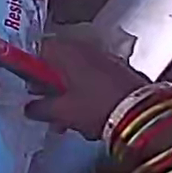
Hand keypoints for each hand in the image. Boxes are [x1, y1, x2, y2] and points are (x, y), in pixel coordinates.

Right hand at [23, 37, 152, 138]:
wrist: (143, 113)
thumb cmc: (96, 106)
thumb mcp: (63, 111)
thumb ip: (40, 108)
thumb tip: (28, 108)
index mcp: (66, 51)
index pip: (39, 49)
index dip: (30, 68)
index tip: (29, 88)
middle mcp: (84, 48)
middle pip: (57, 63)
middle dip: (50, 88)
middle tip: (46, 109)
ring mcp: (103, 58)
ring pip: (76, 75)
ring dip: (68, 96)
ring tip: (68, 123)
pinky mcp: (118, 71)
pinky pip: (93, 80)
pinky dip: (86, 96)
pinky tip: (88, 120)